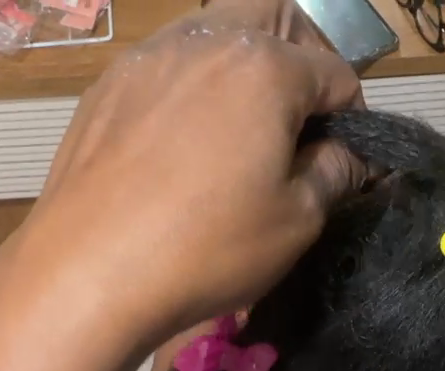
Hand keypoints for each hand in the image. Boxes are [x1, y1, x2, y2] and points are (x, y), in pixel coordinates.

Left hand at [0, 0, 366, 370]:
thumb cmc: (211, 247)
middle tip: (303, 125)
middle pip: (274, 18)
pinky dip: (195, 90)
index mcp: (264, 67)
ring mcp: (148, 57)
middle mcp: (205, 39)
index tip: (348, 159)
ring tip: (244, 134)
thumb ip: (334, 174)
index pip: (334, 71)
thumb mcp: (297, 221)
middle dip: (303, 60)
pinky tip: (187, 148)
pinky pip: (169, 67)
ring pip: (215, 32)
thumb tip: (348, 155)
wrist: (92, 270)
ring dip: (245, 68)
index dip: (353, 116)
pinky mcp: (107, 87)